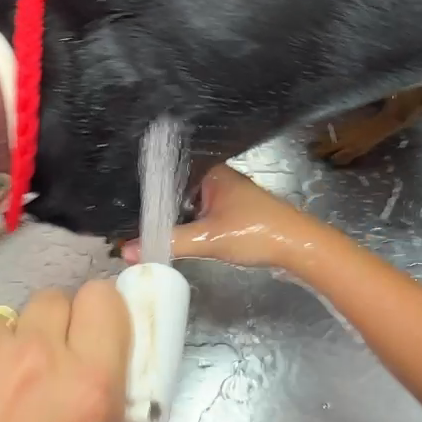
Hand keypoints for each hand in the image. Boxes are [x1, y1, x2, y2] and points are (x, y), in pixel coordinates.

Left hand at [0, 282, 130, 421]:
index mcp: (90, 388)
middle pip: (54, 300)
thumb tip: (84, 360)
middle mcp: (41, 355)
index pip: (104, 300)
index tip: (82, 335)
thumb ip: (87, 395)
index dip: (92, 316)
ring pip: (4, 316)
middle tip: (29, 373)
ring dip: (0, 346)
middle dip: (45, 330)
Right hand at [121, 164, 335, 270]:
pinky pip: (203, 217)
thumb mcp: (208, 238)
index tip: (122, 205)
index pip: (169, 174)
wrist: (299, 248)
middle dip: (159, 209)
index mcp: (210, 171)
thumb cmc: (255, 232)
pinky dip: (190, 227)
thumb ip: (169, 242)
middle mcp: (218, 178)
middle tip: (128, 224)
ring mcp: (228, 197)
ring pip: (191, 207)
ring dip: (175, 220)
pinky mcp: (235, 215)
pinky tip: (174, 238)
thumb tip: (128, 250)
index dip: (147, 191)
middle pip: (178, 192)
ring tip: (144, 232)